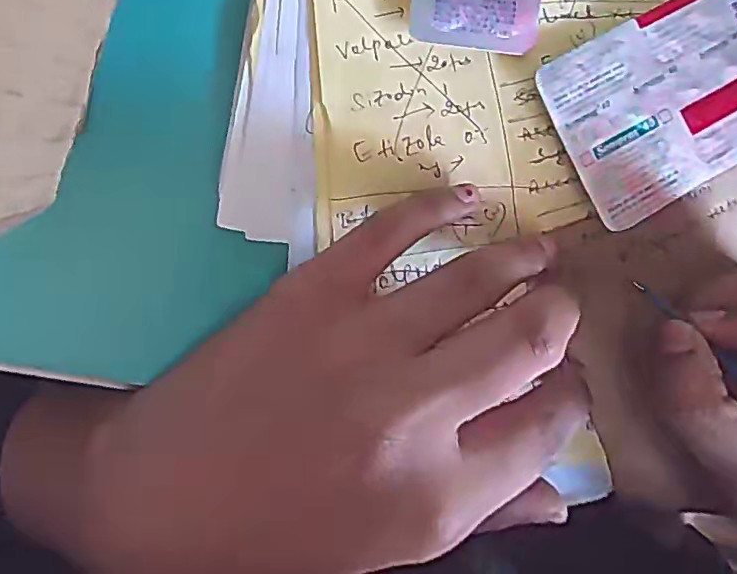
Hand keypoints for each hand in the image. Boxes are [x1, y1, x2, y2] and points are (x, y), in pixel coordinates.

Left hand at [1, 187, 587, 573]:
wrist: (163, 493)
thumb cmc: (277, 536)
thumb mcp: (385, 552)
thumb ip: (482, 517)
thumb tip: (563, 492)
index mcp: (435, 496)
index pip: (544, 430)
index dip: (573, 395)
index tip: (572, 375)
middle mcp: (413, 413)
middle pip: (524, 342)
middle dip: (560, 316)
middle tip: (564, 303)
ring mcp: (364, 340)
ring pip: (473, 280)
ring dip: (521, 257)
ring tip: (544, 247)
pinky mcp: (318, 288)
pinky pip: (394, 230)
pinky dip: (439, 206)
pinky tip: (469, 198)